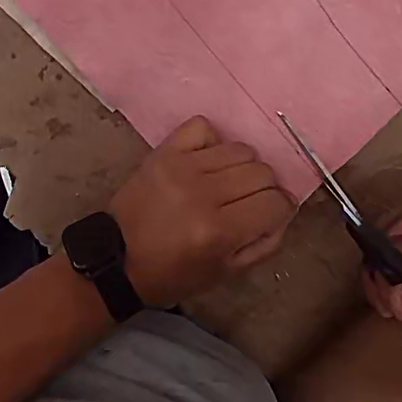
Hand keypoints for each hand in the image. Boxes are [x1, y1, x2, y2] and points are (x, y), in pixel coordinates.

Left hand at [108, 116, 295, 305]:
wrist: (116, 259)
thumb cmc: (173, 274)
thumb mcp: (225, 273)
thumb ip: (264, 244)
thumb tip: (285, 211)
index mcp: (218, 230)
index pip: (276, 203)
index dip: (280, 210)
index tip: (270, 216)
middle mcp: (203, 193)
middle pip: (263, 173)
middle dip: (264, 190)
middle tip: (247, 203)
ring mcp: (181, 167)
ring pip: (241, 149)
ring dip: (242, 167)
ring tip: (226, 183)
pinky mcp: (163, 151)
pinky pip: (203, 127)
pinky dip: (212, 141)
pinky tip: (206, 161)